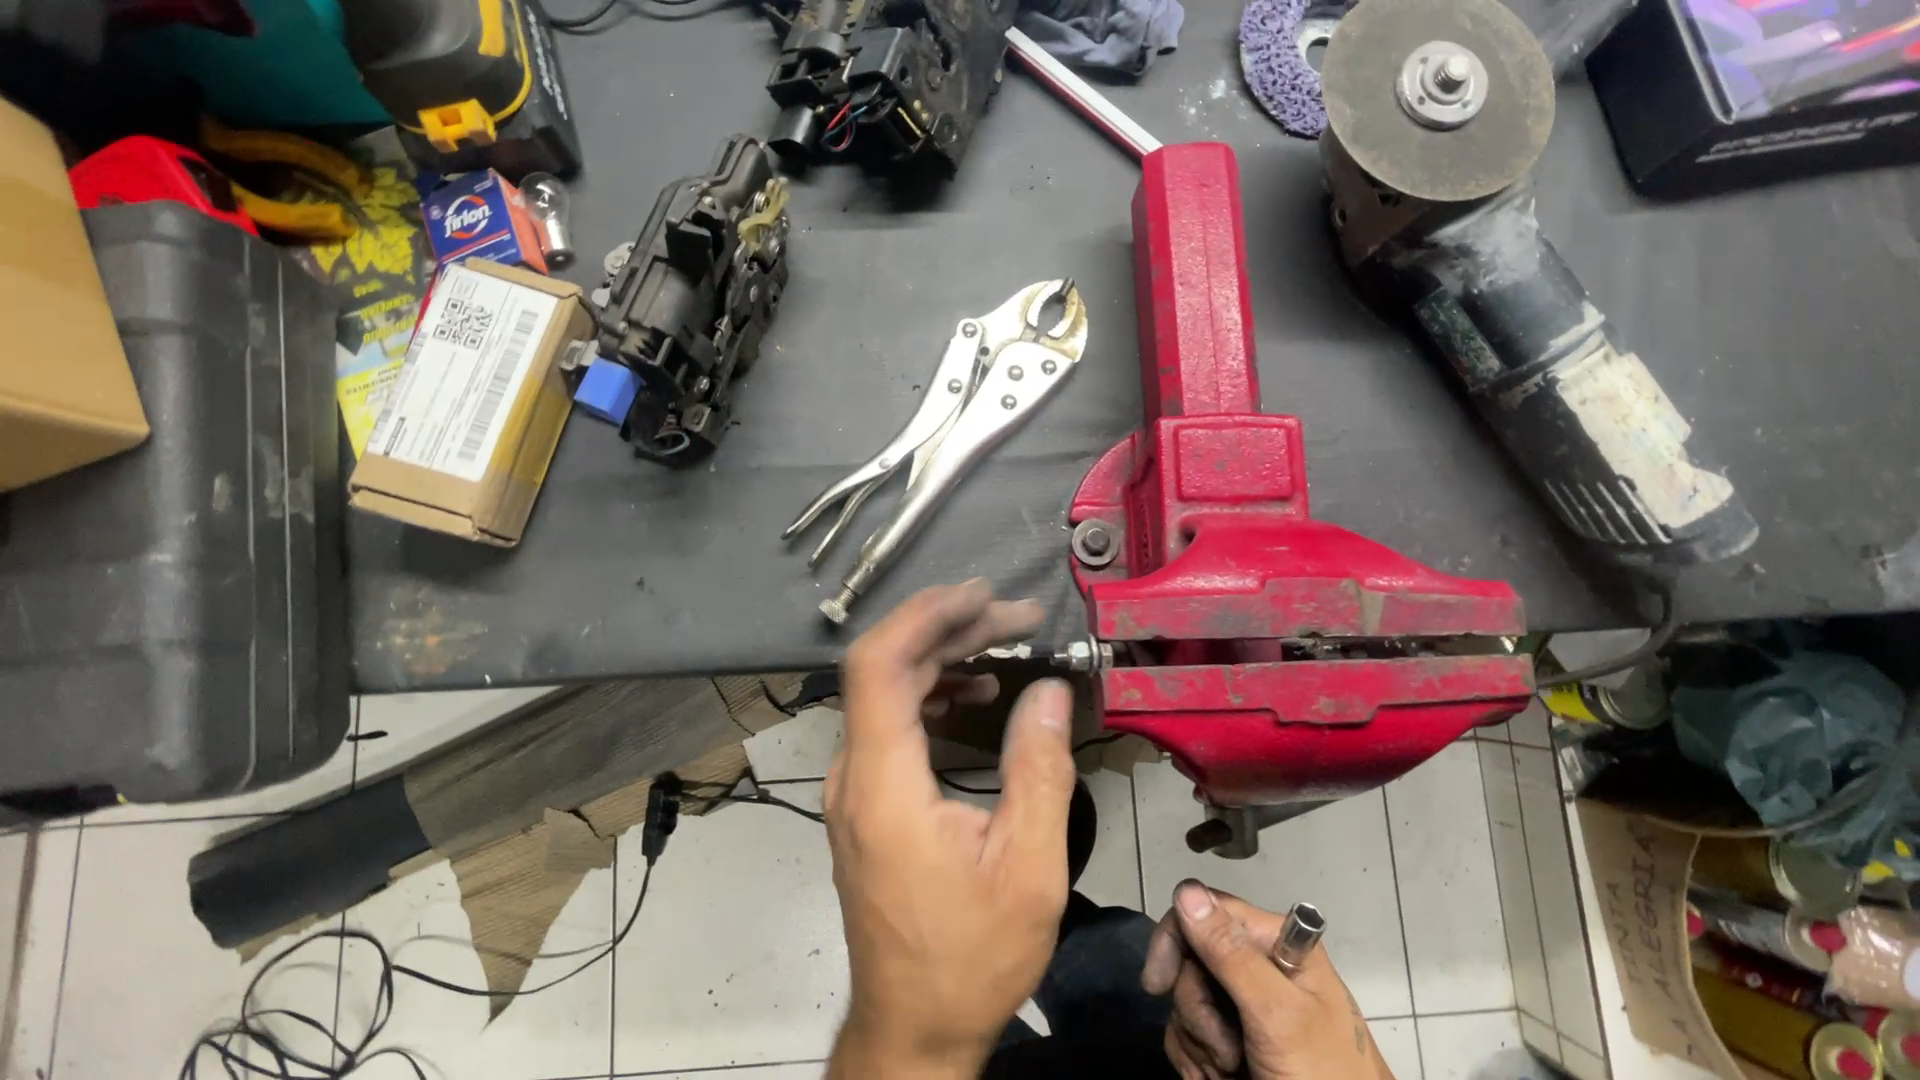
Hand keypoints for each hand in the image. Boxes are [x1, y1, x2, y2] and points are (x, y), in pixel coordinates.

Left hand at [823, 580, 1076, 1079]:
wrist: (913, 1026)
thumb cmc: (971, 956)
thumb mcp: (1028, 866)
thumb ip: (1040, 769)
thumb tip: (1052, 692)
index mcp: (883, 784)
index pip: (878, 665)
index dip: (923, 615)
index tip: (978, 594)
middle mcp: (853, 776)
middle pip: (886, 669)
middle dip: (949, 629)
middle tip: (1016, 617)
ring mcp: (852, 790)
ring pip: (886, 693)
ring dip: (941, 657)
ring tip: (1004, 642)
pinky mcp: (864, 804)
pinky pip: (889, 725)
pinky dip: (930, 694)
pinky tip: (974, 693)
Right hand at [1142, 882, 1394, 1079]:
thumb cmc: (1322, 1076)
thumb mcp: (1278, 1016)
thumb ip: (1231, 954)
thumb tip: (1186, 890)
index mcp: (1277, 942)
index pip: (1205, 910)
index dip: (1175, 940)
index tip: (1157, 984)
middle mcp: (1259, 964)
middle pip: (1191, 961)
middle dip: (1197, 1012)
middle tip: (1225, 1051)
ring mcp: (1245, 1002)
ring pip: (1186, 999)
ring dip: (1199, 1044)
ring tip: (1232, 1074)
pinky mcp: (1234, 1037)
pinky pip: (1189, 1032)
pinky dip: (1196, 1060)